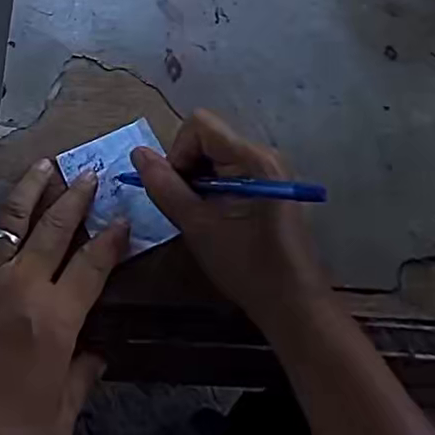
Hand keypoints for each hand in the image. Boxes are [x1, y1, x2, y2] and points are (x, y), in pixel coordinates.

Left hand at [0, 161, 129, 434]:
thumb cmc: (4, 434)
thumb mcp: (58, 418)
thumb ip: (81, 378)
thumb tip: (98, 354)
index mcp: (55, 319)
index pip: (93, 266)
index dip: (112, 240)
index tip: (123, 218)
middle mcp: (23, 284)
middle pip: (57, 228)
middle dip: (77, 197)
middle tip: (90, 174)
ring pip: (14, 215)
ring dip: (33, 186)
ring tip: (46, 163)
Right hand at [129, 110, 330, 329]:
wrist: (297, 309)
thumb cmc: (248, 268)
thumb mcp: (197, 226)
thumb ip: (165, 186)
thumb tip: (137, 153)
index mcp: (252, 159)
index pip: (200, 125)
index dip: (179, 150)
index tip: (176, 187)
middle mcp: (263, 154)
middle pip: (207, 136)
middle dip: (187, 165)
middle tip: (185, 204)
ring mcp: (269, 169)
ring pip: (214, 152)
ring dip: (197, 177)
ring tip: (200, 213)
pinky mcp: (268, 184)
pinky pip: (228, 167)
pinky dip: (212, 185)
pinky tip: (215, 216)